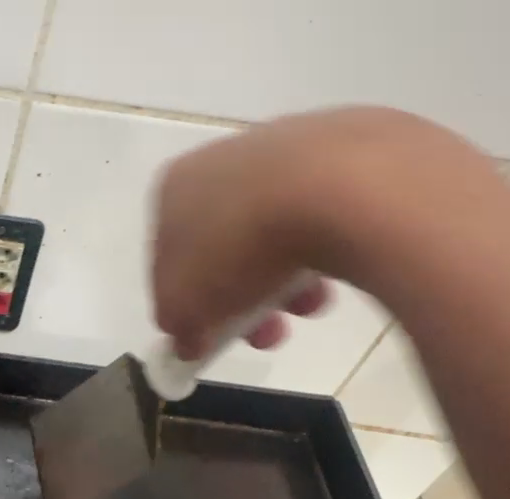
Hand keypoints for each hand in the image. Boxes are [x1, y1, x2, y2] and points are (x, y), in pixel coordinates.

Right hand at [149, 106, 463, 358]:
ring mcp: (285, 147)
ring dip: (283, 284)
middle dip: (241, 301)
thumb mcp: (183, 308)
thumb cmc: (237, 246)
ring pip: (271, 236)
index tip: (207, 335)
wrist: (342, 187)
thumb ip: (176, 326)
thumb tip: (188, 340)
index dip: (184, 303)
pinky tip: (335, 277)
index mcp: (174, 187)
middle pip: (222, 249)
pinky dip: (320, 251)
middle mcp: (222, 157)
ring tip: (308, 309)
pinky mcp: (343, 148)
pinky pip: (318, 216)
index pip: (167, 257)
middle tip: (265, 334)